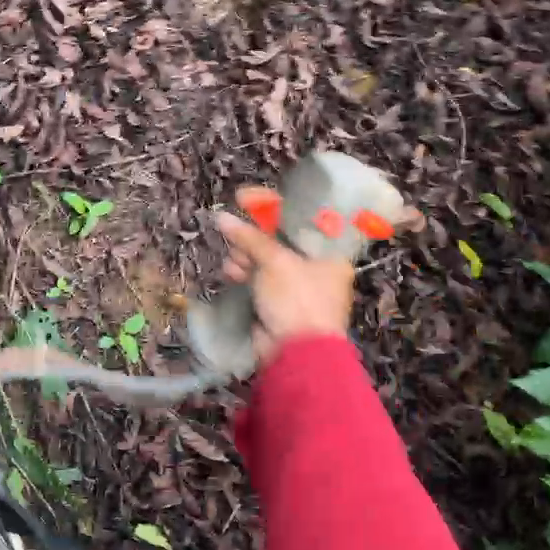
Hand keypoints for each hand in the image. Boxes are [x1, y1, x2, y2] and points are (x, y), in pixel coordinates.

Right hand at [216, 189, 355, 365]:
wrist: (297, 353)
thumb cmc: (298, 300)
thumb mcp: (275, 262)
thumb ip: (249, 237)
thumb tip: (221, 217)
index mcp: (328, 252)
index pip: (301, 216)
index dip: (273, 204)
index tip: (244, 197)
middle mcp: (314, 264)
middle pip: (276, 236)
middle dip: (251, 236)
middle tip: (235, 236)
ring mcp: (294, 282)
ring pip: (260, 255)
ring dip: (243, 256)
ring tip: (237, 267)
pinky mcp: (275, 298)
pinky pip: (254, 274)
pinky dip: (242, 273)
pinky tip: (234, 277)